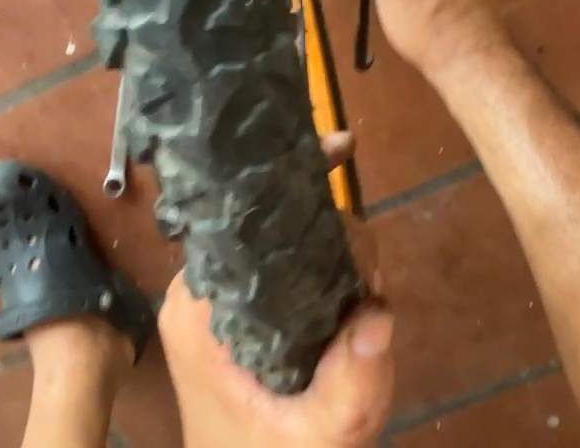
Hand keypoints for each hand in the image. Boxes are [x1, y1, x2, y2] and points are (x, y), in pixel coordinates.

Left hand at [158, 131, 390, 446]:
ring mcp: (217, 303)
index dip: (292, 179)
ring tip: (368, 277)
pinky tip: (353, 281)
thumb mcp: (318, 436)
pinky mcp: (236, 315)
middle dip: (324, 219)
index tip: (339, 159)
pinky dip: (318, 259)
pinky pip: (278, 264)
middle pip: (261, 219)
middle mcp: (200, 292)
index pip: (238, 212)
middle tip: (369, 261)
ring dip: (327, 241)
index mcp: (200, 306)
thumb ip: (349, 383)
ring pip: (275, 239)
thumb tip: (380, 315)